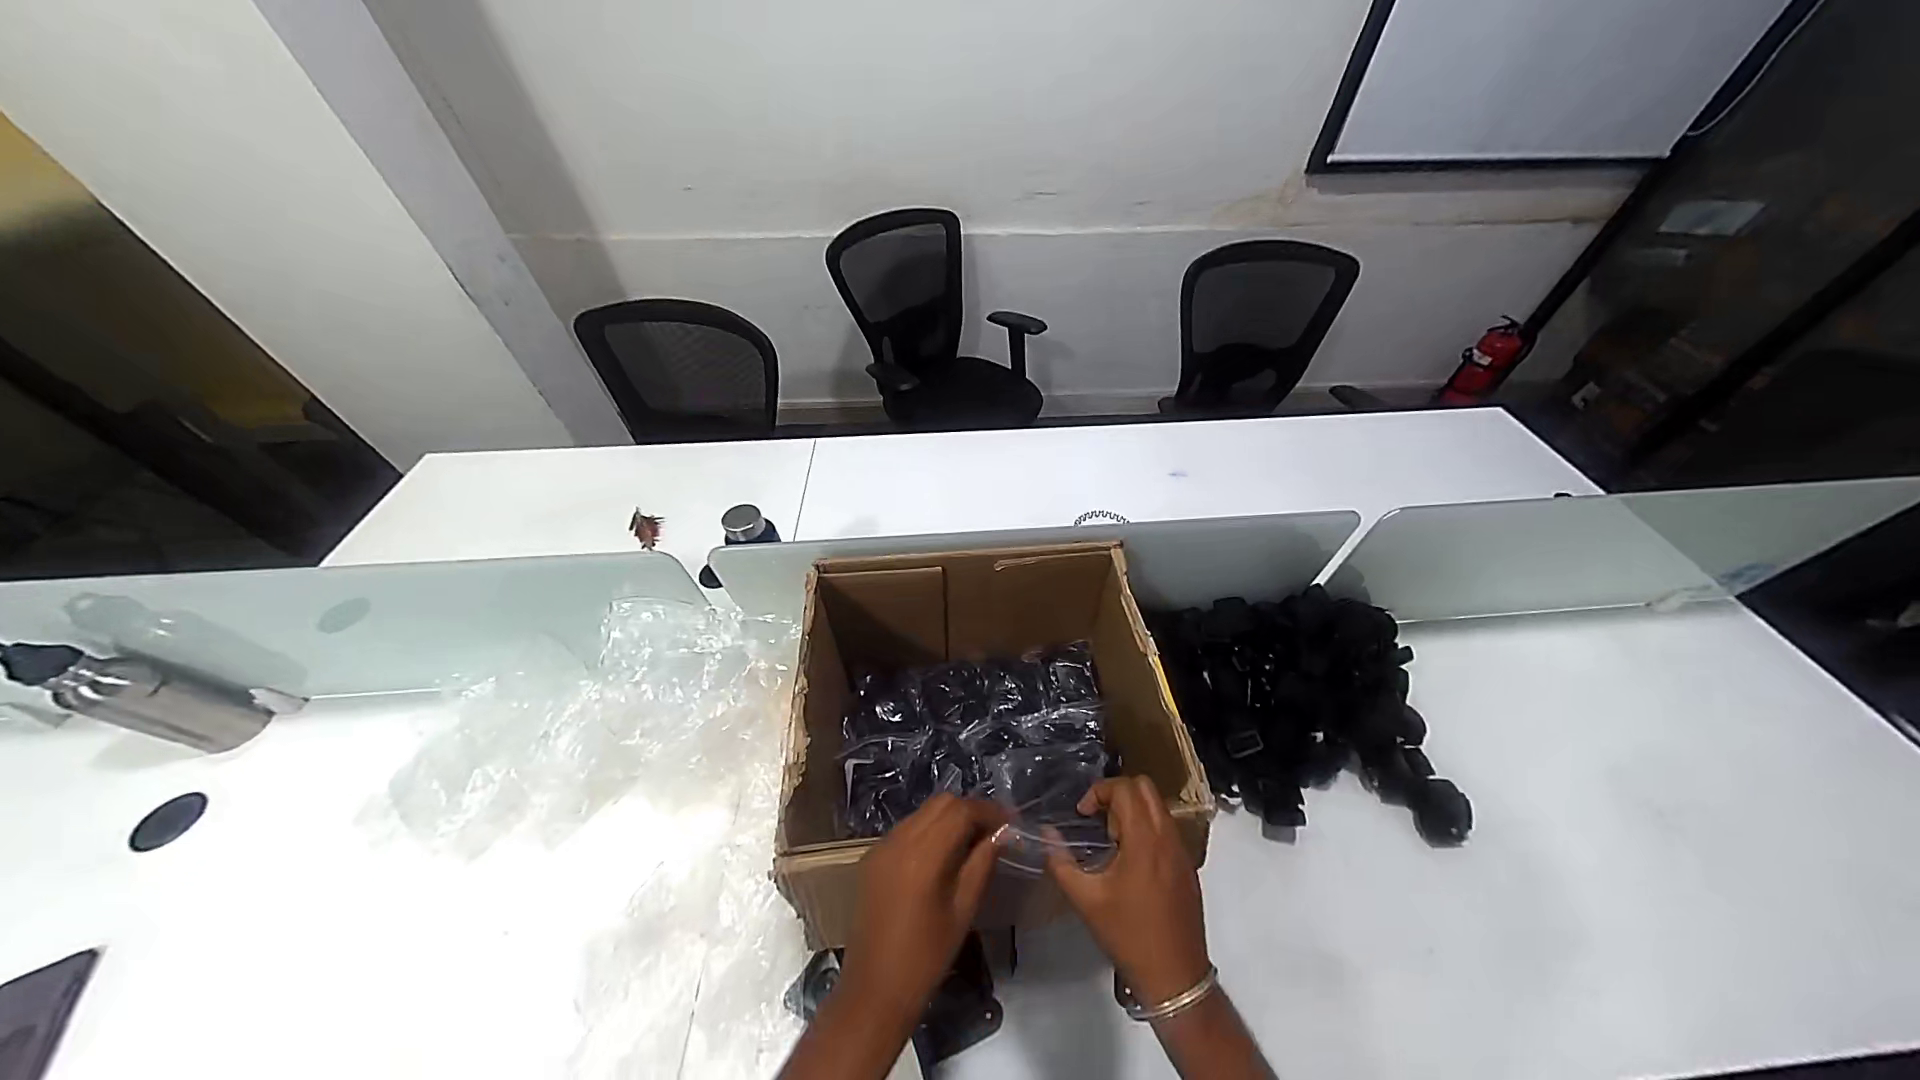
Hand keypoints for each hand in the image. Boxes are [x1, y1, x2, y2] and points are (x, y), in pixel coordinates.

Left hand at [838, 794, 1006, 1016]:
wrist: (875, 990)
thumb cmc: (926, 957)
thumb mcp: (964, 910)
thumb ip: (982, 863)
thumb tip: (1002, 834)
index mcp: (922, 854)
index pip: (961, 810)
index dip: (989, 811)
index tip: (1011, 823)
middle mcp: (898, 840)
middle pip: (941, 803)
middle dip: (970, 810)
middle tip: (994, 831)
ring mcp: (881, 846)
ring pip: (922, 812)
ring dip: (949, 818)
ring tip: (972, 841)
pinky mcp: (872, 857)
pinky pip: (906, 829)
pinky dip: (929, 830)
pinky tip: (943, 855)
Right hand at [1046, 776, 1210, 1003]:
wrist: (1175, 975)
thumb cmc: (1127, 934)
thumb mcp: (1085, 900)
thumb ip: (1060, 863)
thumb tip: (1047, 834)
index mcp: (1144, 840)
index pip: (1125, 788)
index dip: (1098, 791)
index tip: (1082, 814)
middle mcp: (1168, 837)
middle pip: (1145, 788)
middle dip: (1117, 794)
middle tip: (1098, 822)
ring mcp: (1182, 852)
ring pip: (1159, 807)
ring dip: (1133, 810)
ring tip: (1112, 841)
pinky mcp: (1188, 867)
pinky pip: (1167, 828)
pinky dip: (1147, 828)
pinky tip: (1130, 861)